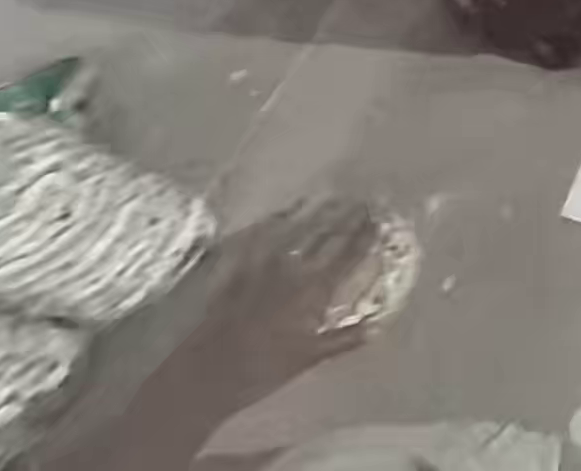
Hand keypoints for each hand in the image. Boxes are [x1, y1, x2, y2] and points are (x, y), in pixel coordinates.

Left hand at [183, 199, 379, 411]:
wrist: (200, 381)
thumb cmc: (260, 373)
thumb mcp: (307, 360)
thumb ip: (344, 340)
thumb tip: (379, 325)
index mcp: (314, 292)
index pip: (348, 257)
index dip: (366, 236)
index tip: (380, 218)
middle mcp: (293, 273)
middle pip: (326, 239)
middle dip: (347, 220)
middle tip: (362, 202)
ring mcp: (263, 271)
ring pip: (294, 235)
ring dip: (314, 216)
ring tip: (327, 199)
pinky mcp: (236, 275)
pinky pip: (255, 243)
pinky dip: (268, 227)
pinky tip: (277, 215)